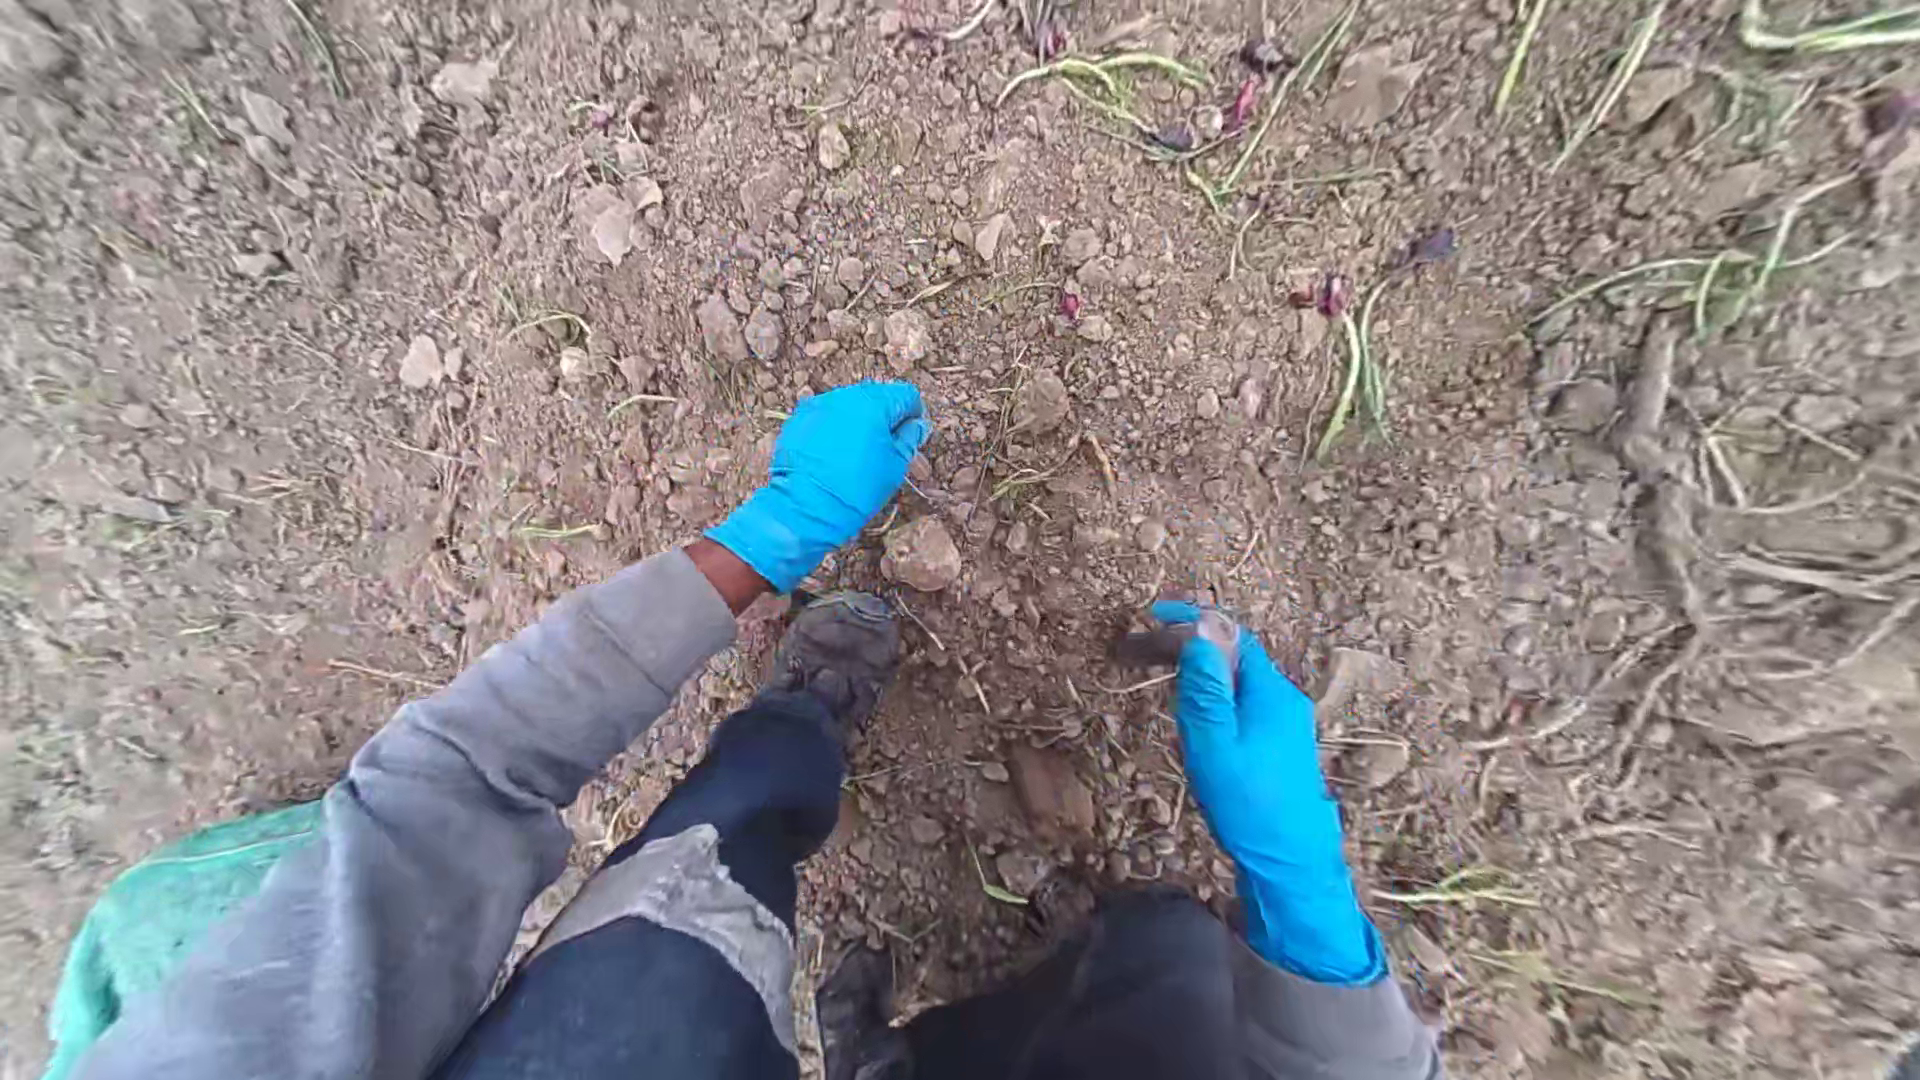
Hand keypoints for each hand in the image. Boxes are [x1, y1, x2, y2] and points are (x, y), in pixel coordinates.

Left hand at [707, 382, 928, 592]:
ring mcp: (818, 406)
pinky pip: (827, 418)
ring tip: (862, 456)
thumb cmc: (856, 489)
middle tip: (891, 451)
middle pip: (877, 398)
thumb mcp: (895, 466)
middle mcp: (844, 396)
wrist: (805, 508)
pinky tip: (838, 456)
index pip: (906, 396)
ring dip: (862, 425)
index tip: (912, 437)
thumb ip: (909, 439)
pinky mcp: (798, 421)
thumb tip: (917, 426)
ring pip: (851, 407)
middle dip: (888, 421)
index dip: (914, 416)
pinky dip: (837, 430)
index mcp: (873, 403)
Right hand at [1151, 602, 1385, 985]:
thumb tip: (1203, 626)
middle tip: (1142, 653)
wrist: (1289, 862)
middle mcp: (1280, 697)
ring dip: (1195, 678)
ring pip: (1231, 682)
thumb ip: (1206, 682)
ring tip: (1163, 695)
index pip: (1229, 635)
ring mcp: (1281, 720)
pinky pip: (1237, 704)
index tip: (1153, 615)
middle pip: (1229, 656)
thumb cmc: (1246, 799)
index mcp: (1269, 691)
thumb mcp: (1214, 738)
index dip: (1192, 619)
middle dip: (1186, 650)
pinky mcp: (1276, 741)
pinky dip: (1208, 701)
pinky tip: (1192, 724)